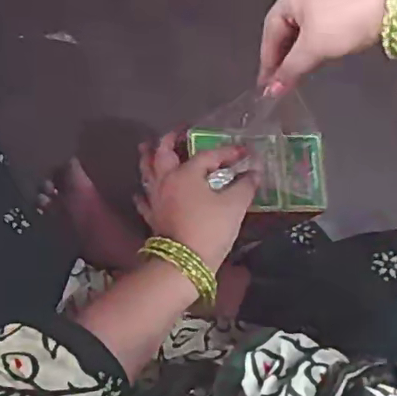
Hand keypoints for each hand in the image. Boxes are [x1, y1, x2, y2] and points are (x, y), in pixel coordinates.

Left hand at [134, 133, 259, 269]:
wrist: (184, 263)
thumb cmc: (210, 229)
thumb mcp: (234, 206)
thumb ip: (244, 186)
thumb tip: (254, 173)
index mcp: (185, 173)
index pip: (207, 155)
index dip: (226, 152)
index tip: (243, 153)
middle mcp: (165, 181)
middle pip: (162, 153)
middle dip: (169, 140)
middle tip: (177, 132)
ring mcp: (155, 199)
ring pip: (147, 172)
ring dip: (148, 159)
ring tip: (148, 149)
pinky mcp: (151, 217)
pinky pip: (144, 200)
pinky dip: (144, 192)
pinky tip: (142, 191)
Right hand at [257, 0, 396, 91]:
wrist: (395, 0)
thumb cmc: (345, 20)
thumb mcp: (314, 48)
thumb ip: (290, 69)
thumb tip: (271, 91)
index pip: (270, 29)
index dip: (268, 59)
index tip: (267, 83)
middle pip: (286, 24)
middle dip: (284, 53)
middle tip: (281, 79)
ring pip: (304, 22)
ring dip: (300, 47)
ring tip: (298, 69)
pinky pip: (321, 16)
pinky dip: (316, 36)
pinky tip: (319, 50)